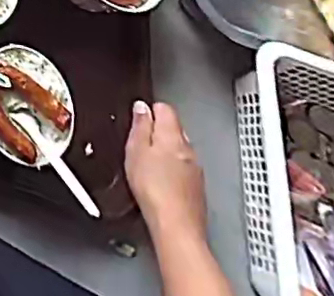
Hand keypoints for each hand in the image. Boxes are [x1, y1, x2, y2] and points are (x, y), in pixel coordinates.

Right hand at [125, 100, 205, 238]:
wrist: (177, 228)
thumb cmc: (153, 188)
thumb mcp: (135, 150)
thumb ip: (140, 125)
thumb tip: (142, 106)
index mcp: (173, 136)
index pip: (165, 108)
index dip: (149, 111)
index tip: (138, 122)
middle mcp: (189, 149)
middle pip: (173, 128)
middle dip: (156, 132)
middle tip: (139, 147)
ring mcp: (196, 169)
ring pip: (179, 148)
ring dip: (164, 152)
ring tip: (147, 167)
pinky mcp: (198, 187)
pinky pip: (184, 167)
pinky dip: (172, 169)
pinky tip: (160, 183)